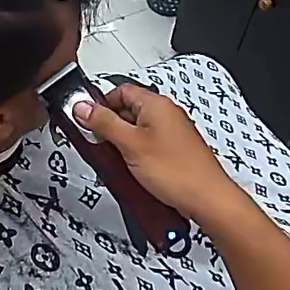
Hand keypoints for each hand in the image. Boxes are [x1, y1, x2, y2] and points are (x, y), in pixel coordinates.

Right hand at [74, 85, 242, 220]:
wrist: (207, 199)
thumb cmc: (180, 172)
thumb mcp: (130, 145)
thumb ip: (104, 123)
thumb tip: (83, 107)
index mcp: (156, 104)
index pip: (119, 90)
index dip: (100, 104)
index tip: (87, 120)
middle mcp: (166, 114)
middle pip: (126, 111)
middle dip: (110, 128)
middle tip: (102, 144)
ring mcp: (171, 132)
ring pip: (135, 131)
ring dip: (122, 145)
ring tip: (119, 161)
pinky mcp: (173, 150)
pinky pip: (147, 146)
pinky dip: (136, 156)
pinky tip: (133, 171)